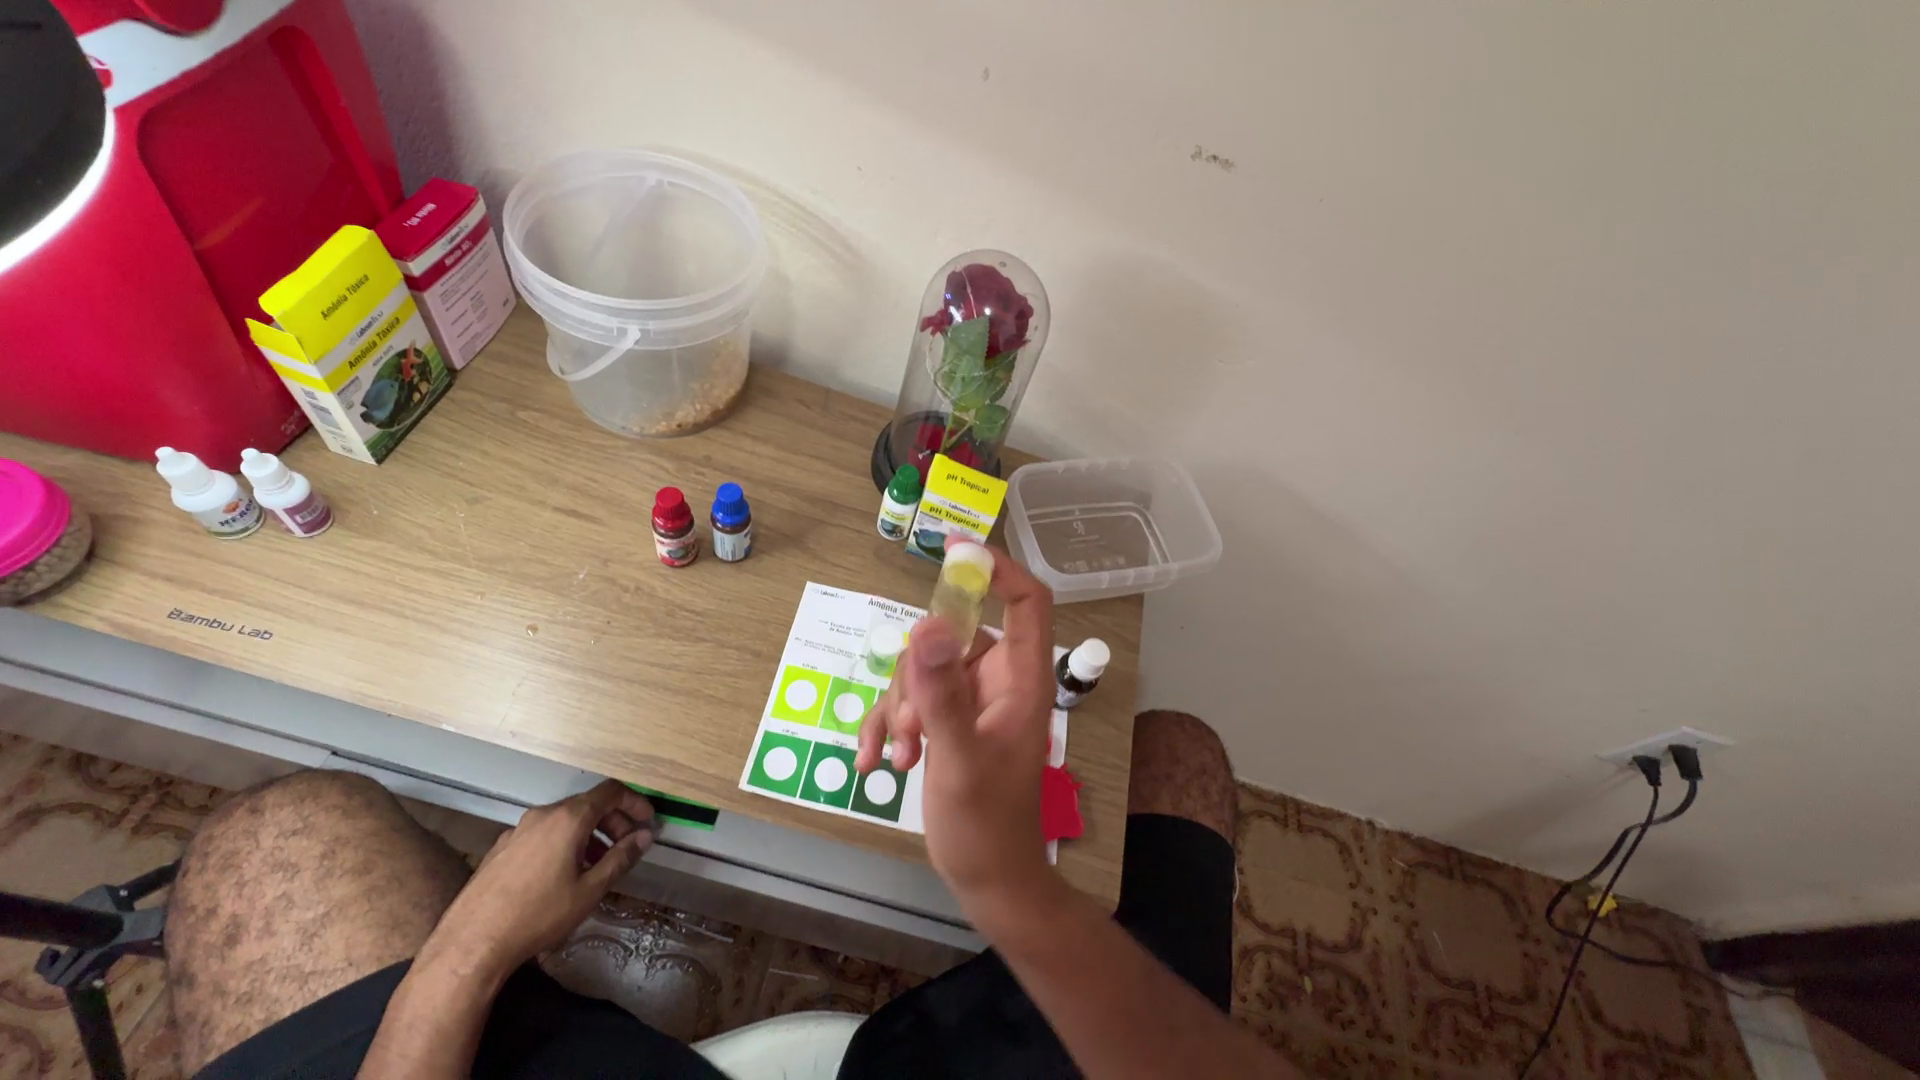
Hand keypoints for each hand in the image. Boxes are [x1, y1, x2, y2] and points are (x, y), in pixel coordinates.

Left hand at [427, 781, 654, 981]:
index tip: (647, 822)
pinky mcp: (501, 848)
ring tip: (599, 865)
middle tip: (628, 847)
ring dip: (590, 834)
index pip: (611, 792)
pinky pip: (543, 834)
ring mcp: (518, 830)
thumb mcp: (590, 890)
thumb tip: (644, 836)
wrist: (471, 943)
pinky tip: (563, 875)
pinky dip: (564, 843)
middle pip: (588, 804)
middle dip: (614, 821)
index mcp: (568, 818)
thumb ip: (621, 858)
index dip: (635, 802)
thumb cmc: (539, 914)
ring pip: (564, 820)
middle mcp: (543, 815)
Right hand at [857, 541, 1056, 907]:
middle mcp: (998, 681)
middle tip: (912, 722)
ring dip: (900, 707)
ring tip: (903, 755)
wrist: (987, 881)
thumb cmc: (987, 826)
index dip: (995, 568)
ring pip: (923, 668)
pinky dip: (891, 725)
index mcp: (1020, 679)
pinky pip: (911, 701)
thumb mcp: (959, 760)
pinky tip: (878, 762)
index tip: (950, 548)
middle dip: (917, 673)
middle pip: (953, 634)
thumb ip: (943, 695)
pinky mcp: (949, 722)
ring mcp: (971, 701)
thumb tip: (929, 625)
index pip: (1026, 601)